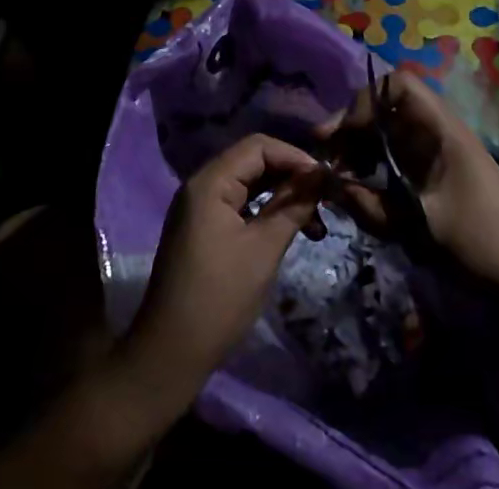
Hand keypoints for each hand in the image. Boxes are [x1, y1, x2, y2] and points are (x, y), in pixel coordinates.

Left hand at [123, 135, 324, 379]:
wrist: (172, 351)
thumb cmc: (220, 297)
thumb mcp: (265, 248)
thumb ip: (294, 205)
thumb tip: (322, 174)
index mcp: (210, 183)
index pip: (259, 147)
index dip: (295, 157)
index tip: (326, 182)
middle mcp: (201, 186)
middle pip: (254, 162)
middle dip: (292, 178)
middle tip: (325, 204)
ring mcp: (200, 207)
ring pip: (249, 184)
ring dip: (283, 197)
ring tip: (315, 226)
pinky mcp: (203, 228)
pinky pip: (240, 204)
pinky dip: (267, 211)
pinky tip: (291, 230)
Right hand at [320, 71, 498, 293]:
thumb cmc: (478, 245)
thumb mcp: (417, 227)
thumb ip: (369, 204)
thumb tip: (327, 185)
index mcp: (444, 131)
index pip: (399, 85)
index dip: (365, 100)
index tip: (342, 134)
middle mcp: (440, 131)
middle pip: (389, 107)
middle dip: (354, 126)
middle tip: (327, 156)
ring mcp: (440, 151)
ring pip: (391, 130)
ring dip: (362, 145)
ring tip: (339, 173)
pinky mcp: (437, 171)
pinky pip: (399, 152)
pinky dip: (375, 162)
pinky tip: (362, 185)